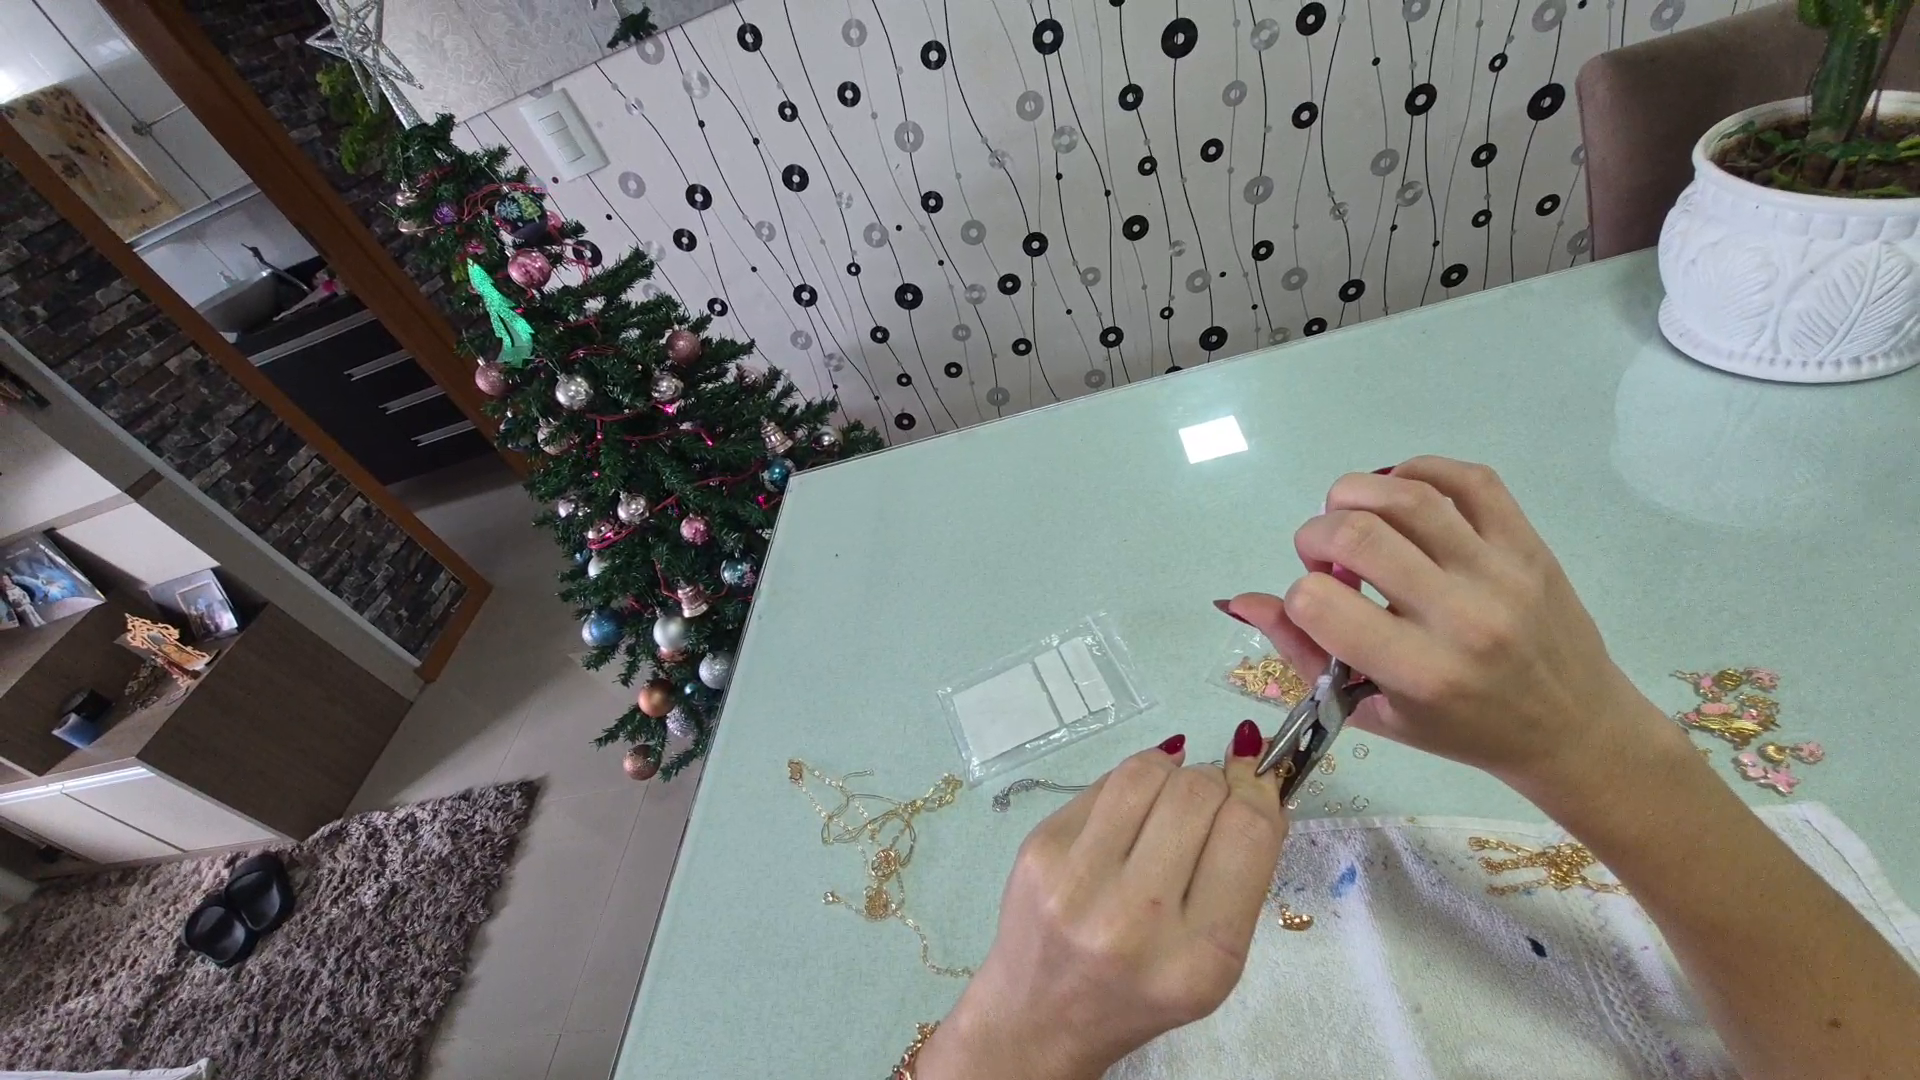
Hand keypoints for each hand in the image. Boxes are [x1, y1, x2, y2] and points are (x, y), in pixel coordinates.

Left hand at [915, 723, 1286, 1079]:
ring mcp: (1078, 877)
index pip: (1247, 833)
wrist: (1043, 1012)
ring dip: (1169, 771)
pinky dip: (1128, 782)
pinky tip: (1131, 805)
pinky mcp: (1040, 847)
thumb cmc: (1141, 988)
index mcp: (1199, 958)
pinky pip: (1101, 783)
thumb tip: (1253, 776)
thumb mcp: (1212, 960)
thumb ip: (1239, 873)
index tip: (1257, 778)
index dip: (1259, 791)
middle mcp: (1135, 916)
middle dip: (1213, 781)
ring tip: (1168, 793)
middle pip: (1196, 793)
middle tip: (1209, 796)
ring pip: (1144, 773)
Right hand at [1221, 456, 1672, 796]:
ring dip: (1353, 495)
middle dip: (1314, 535)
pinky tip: (1398, 494)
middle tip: (1325, 558)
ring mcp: (1502, 572)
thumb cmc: (1460, 730)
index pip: (1317, 600)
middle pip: (1356, 533)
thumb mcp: (1368, 710)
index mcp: (1418, 671)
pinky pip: (1469, 478)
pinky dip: (1416, 470)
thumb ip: (1299, 652)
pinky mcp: (1530, 544)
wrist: (1576, 731)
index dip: (1297, 595)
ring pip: (1406, 494)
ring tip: (1352, 520)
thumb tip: (1240, 600)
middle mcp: (1461, 616)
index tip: (1316, 608)